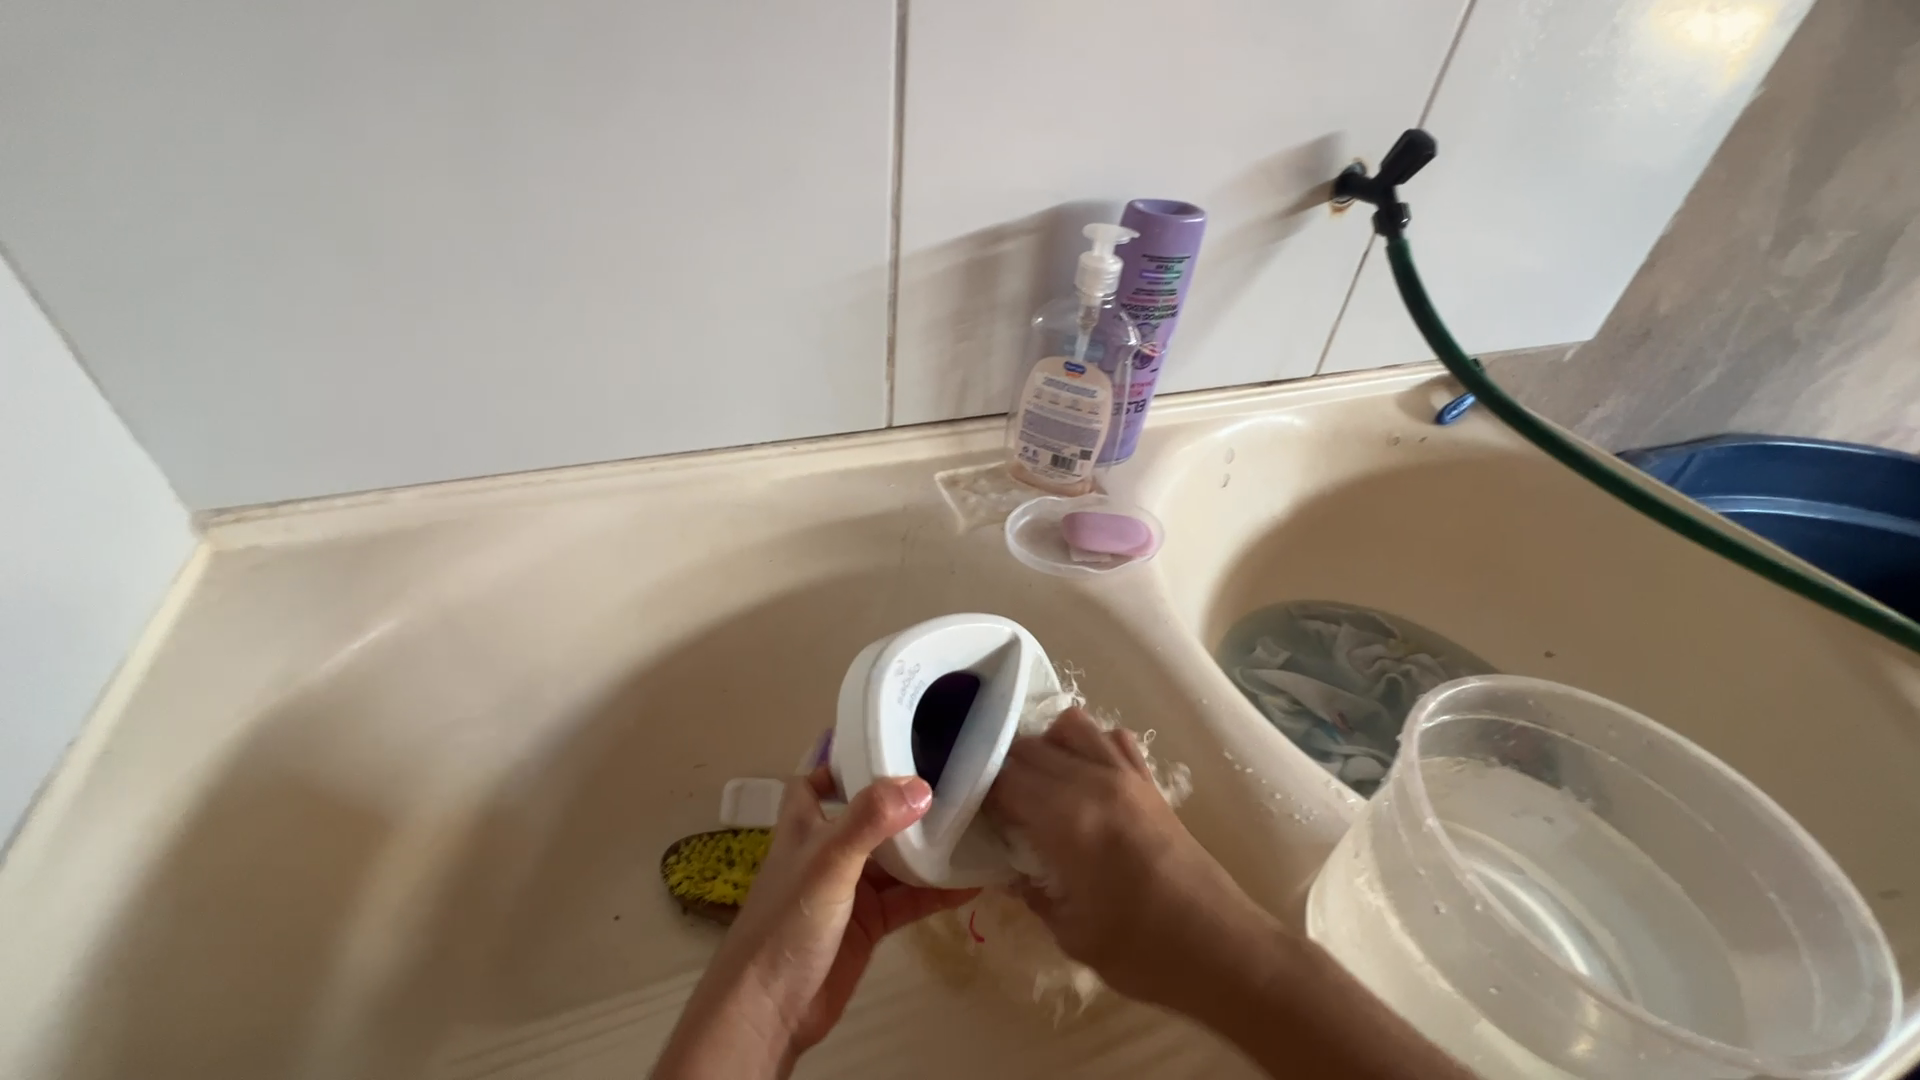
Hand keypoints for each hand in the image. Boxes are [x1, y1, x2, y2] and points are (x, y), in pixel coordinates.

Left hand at [653, 768, 978, 1078]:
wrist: (769, 1011)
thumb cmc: (787, 922)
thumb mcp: (826, 861)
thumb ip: (869, 821)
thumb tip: (922, 787)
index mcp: (804, 825)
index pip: (817, 779)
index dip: (843, 761)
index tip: (887, 743)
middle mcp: (827, 850)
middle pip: (870, 815)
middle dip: (904, 801)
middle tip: (952, 780)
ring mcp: (850, 888)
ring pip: (895, 857)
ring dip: (928, 846)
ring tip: (973, 825)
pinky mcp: (869, 924)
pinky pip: (908, 898)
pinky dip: (936, 890)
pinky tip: (970, 882)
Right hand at [984, 707, 1278, 1013]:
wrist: (1222, 950)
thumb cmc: (1142, 951)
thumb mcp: (1069, 931)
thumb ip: (1030, 889)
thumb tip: (1005, 868)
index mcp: (1068, 819)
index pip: (1003, 778)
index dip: (975, 788)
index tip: (962, 805)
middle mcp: (1094, 782)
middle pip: (1029, 747)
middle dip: (1000, 765)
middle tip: (987, 798)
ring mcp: (1126, 775)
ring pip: (1071, 726)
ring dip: (1043, 745)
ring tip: (1033, 782)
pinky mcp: (1149, 782)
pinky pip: (1111, 739)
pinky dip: (1088, 745)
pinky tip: (1081, 778)